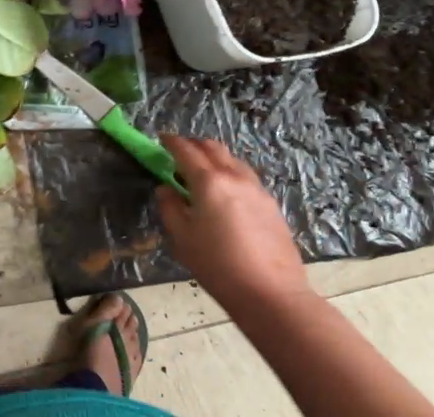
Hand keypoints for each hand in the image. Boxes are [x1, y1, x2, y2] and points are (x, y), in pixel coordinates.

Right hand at [156, 135, 309, 317]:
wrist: (272, 294)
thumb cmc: (219, 266)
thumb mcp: (183, 239)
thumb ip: (170, 207)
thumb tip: (166, 189)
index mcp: (209, 181)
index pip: (186, 150)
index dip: (171, 142)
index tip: (162, 140)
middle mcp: (234, 177)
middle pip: (213, 147)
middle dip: (194, 144)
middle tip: (181, 154)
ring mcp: (257, 189)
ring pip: (233, 160)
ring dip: (215, 158)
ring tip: (204, 173)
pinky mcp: (271, 204)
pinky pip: (247, 177)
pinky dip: (231, 174)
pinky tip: (227, 194)